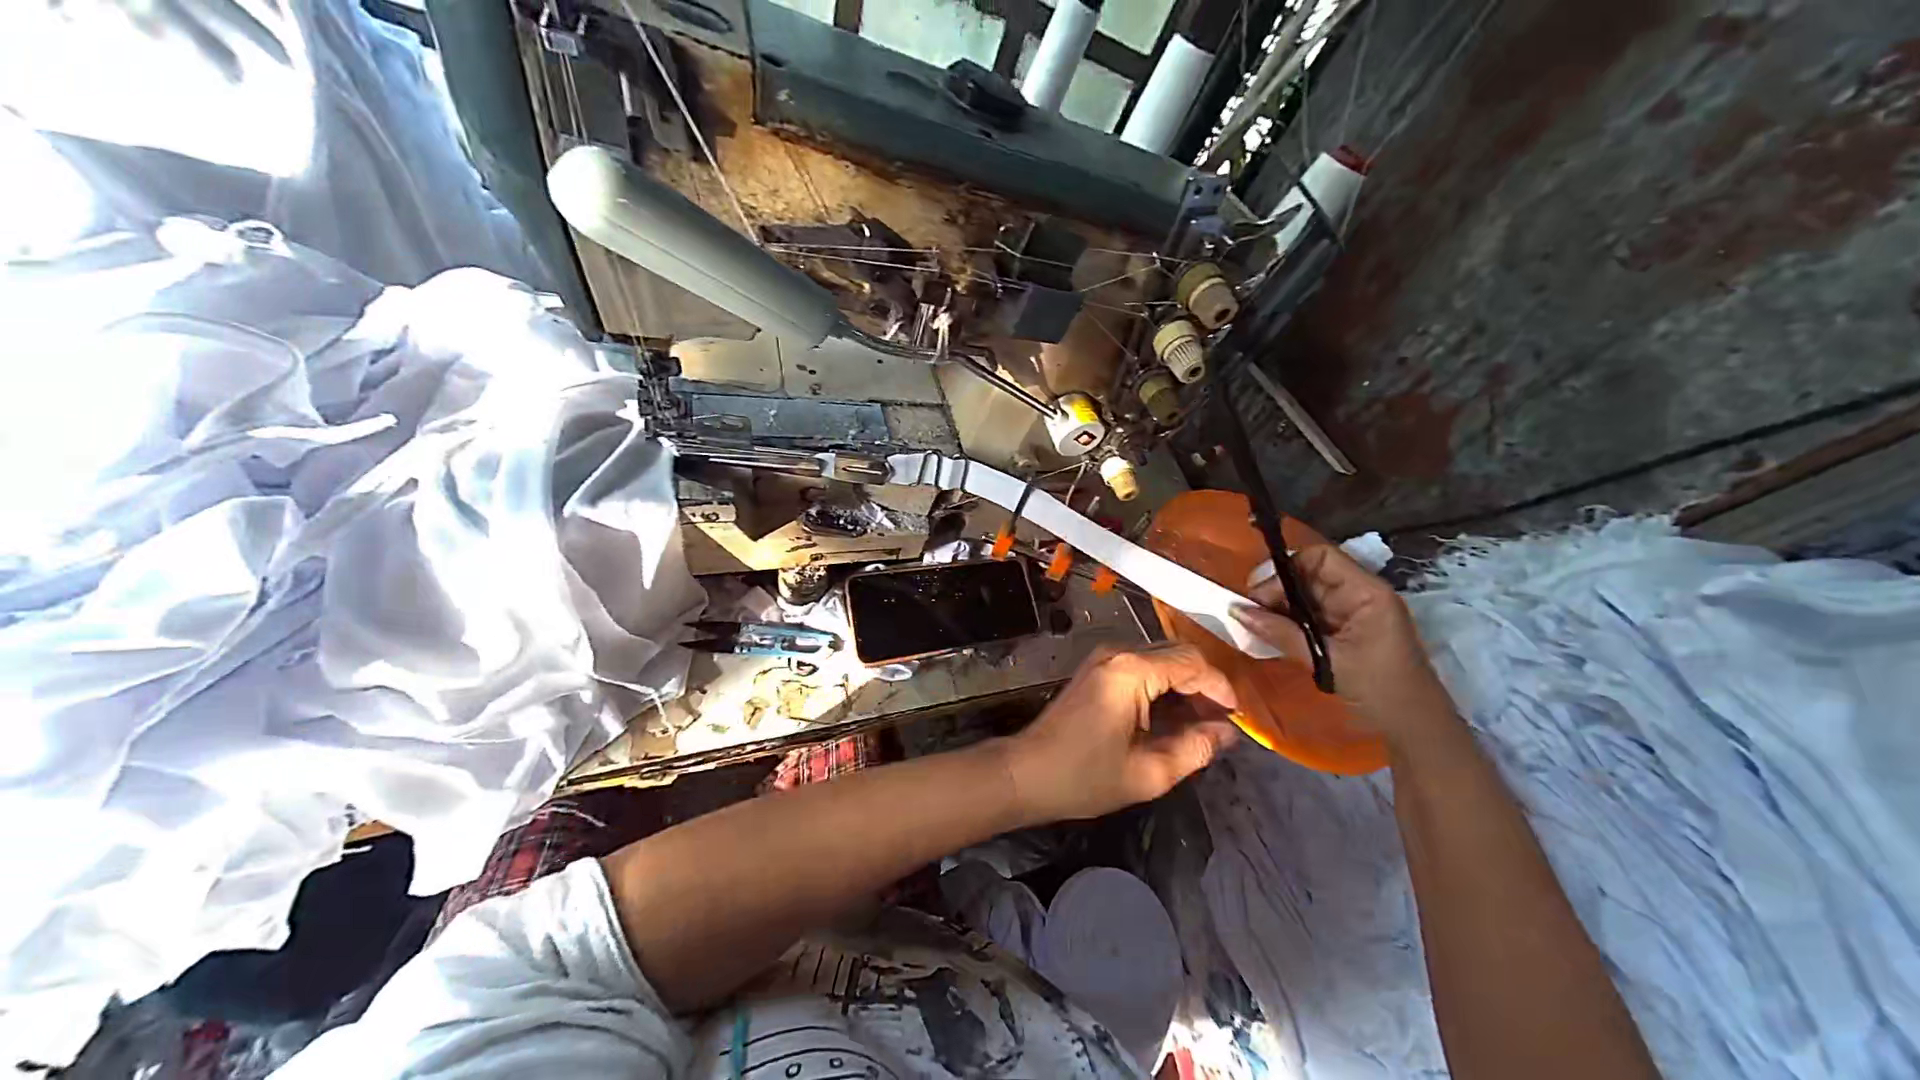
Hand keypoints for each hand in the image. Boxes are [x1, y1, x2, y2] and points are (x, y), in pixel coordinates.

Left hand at [1003, 645, 1240, 824]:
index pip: (1193, 663)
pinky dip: (1163, 688)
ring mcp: (1103, 659)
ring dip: (1185, 687)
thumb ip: (1195, 749)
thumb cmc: (1084, 777)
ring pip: (1161, 660)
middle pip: (1178, 655)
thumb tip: (1226, 733)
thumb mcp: (1148, 773)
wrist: (1026, 773)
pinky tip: (1173, 719)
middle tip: (1222, 725)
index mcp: (1130, 671)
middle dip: (1205, 687)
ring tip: (1202, 726)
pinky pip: (1142, 669)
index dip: (1221, 689)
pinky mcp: (1096, 670)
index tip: (1238, 719)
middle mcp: (1117, 653)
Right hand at [1232, 538, 1459, 748]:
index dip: (1285, 569)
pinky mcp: (1346, 630)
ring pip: (1307, 596)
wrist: (1416, 729)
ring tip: (1257, 624)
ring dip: (1280, 607)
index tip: (1258, 595)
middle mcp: (1360, 595)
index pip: (1319, 558)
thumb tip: (1237, 612)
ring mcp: (1354, 613)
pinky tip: (1272, 633)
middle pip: (1310, 574)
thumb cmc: (1380, 691)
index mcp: (1366, 593)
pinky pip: (1311, 615)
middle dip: (1277, 590)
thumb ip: (1283, 634)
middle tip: (1250, 613)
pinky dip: (1290, 621)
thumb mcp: (1328, 662)